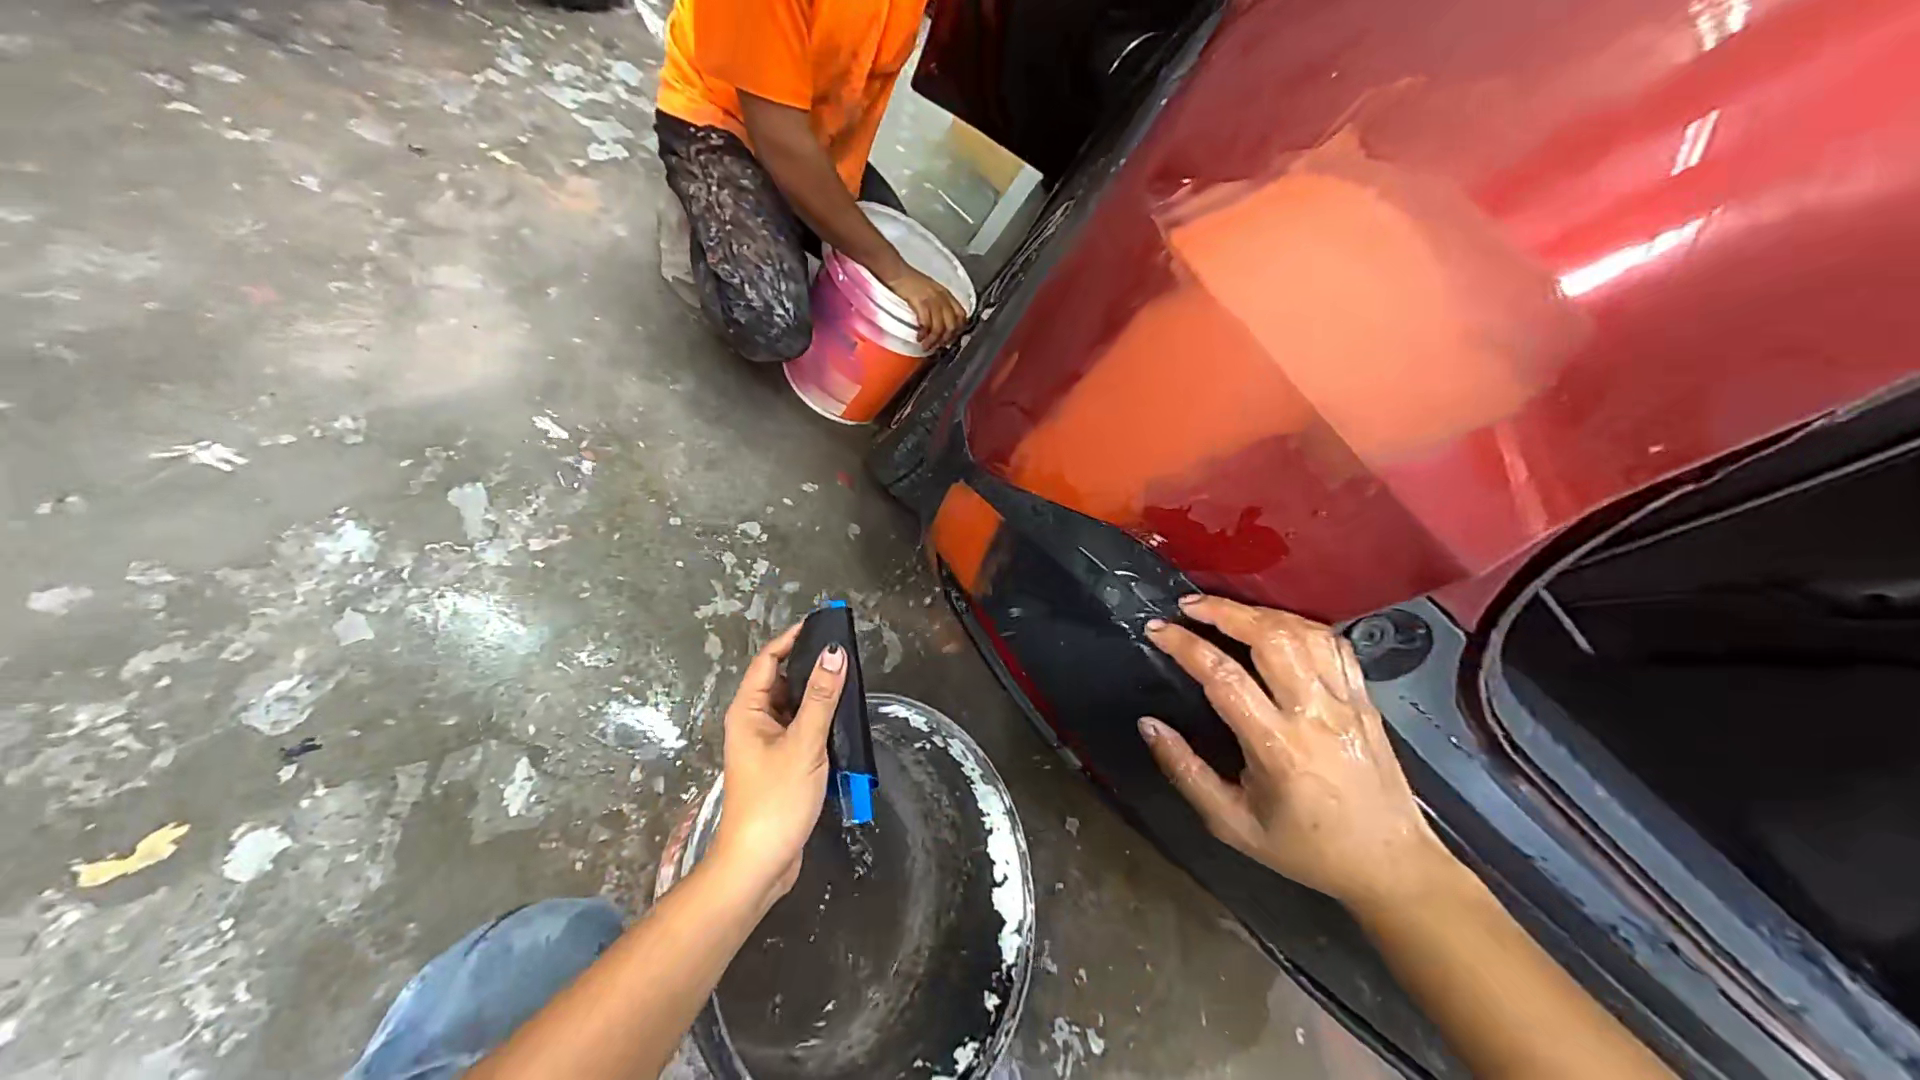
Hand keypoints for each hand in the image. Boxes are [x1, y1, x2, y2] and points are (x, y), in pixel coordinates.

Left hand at [710, 622, 847, 906]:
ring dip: (818, 695)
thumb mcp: (803, 743)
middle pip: (782, 680)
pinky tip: (843, 719)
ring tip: (850, 680)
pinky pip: (801, 728)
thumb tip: (834, 652)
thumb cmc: (775, 799)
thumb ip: (821, 697)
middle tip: (846, 652)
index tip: (822, 623)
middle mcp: (754, 722)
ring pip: (794, 706)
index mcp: (748, 710)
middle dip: (810, 665)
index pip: (768, 660)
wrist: (759, 863)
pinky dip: (819, 720)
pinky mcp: (782, 763)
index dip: (792, 638)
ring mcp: (767, 744)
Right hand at [877, 263, 965, 348]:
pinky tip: (919, 337)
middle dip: (946, 339)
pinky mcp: (920, 302)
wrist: (896, 272)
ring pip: (939, 327)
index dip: (959, 330)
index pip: (961, 315)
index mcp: (946, 294)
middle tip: (937, 347)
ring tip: (926, 346)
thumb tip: (942, 324)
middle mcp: (942, 297)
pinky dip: (924, 334)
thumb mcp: (931, 291)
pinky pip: (926, 323)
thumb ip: (939, 304)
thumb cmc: (910, 283)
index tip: (951, 339)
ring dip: (933, 341)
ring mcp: (932, 299)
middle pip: (952, 324)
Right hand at [1140, 594, 1451, 909]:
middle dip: (1223, 611)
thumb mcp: (1231, 824)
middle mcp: (1314, 714)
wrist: (1390, 864)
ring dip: (1258, 611)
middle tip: (1189, 604)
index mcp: (1277, 747)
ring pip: (1303, 633)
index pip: (1223, 677)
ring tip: (1225, 609)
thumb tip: (1149, 725)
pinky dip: (1299, 623)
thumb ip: (1185, 771)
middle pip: (1269, 638)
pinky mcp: (1365, 698)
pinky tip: (1275, 624)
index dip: (1185, 645)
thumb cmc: (1304, 848)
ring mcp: (1346, 702)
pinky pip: (1333, 644)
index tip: (1157, 629)